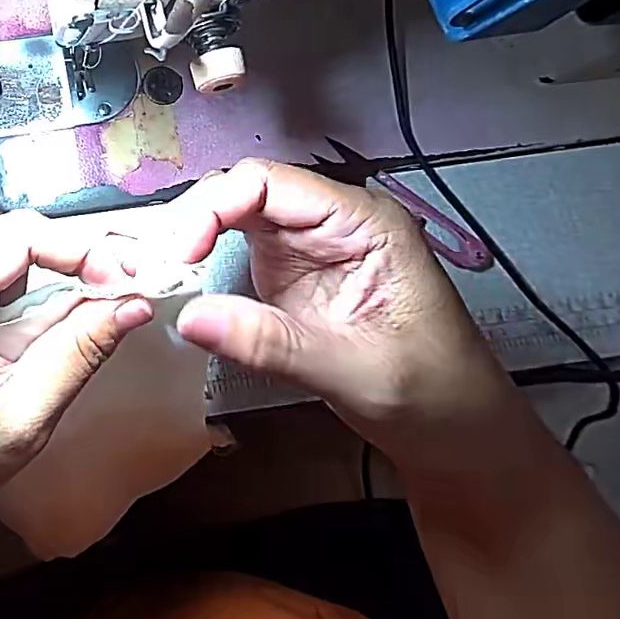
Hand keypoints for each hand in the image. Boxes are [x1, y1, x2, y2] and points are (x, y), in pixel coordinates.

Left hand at [0, 211, 153, 553]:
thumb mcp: (20, 421)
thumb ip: (78, 353)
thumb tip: (132, 304)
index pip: (12, 238)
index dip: (77, 251)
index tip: (123, 281)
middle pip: (5, 227)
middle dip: (66, 254)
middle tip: (113, 289)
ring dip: (42, 260)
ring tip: (75, 301)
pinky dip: (15, 266)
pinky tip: (25, 304)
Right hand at [154, 159, 526, 470]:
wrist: (457, 436)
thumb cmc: (434, 395)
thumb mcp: (354, 372)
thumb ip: (270, 342)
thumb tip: (189, 318)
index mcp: (360, 221)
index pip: (266, 182)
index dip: (215, 206)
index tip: (184, 251)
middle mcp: (327, 219)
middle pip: (240, 188)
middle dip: (195, 217)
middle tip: (163, 263)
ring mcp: (302, 241)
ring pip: (228, 210)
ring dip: (191, 232)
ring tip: (163, 267)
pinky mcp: (283, 266)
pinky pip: (227, 240)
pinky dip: (198, 252)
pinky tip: (181, 273)